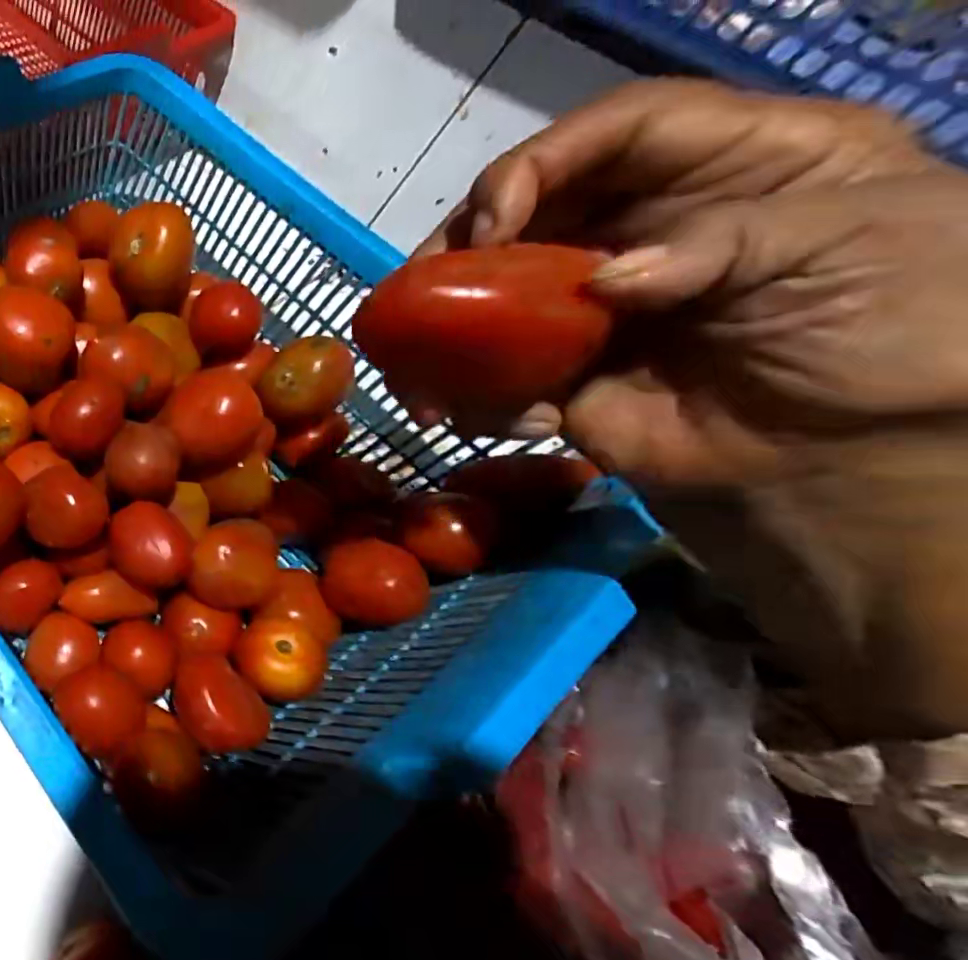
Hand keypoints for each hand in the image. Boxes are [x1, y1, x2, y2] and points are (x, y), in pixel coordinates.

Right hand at [409, 77, 942, 464]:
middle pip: (528, 213)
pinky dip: (480, 400)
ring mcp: (590, 309)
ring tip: (421, 371)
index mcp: (722, 168)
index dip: (540, 163)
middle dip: (462, 250)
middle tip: (422, 295)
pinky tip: (514, 422)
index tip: (496, 222)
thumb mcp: (849, 244)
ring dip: (442, 333)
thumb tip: (600, 282)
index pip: (613, 133)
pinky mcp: (560, 377)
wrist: (864, 460)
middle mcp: (640, 229)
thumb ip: (722, 241)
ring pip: (489, 296)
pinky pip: (494, 376)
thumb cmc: (904, 327)